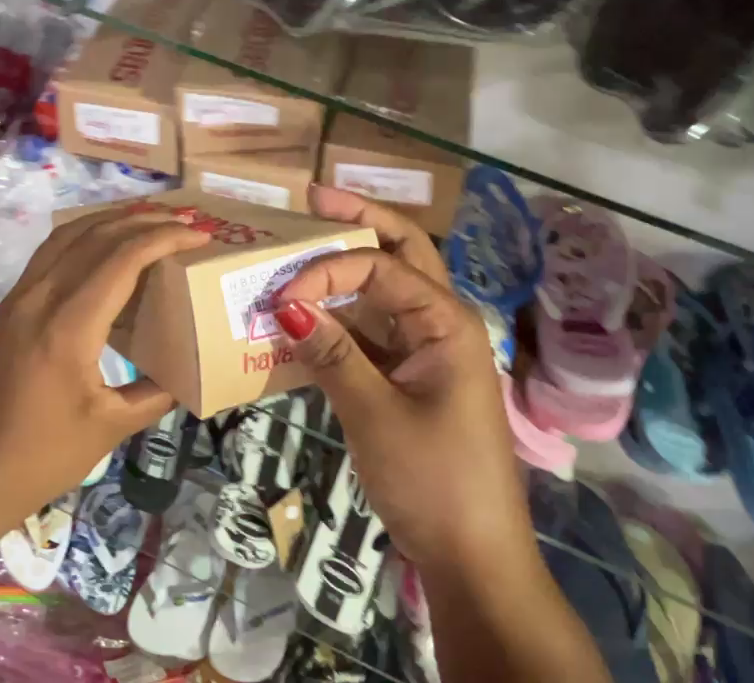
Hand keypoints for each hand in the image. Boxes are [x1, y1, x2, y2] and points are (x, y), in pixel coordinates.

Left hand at [0, 207, 210, 526]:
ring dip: (110, 221)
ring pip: (68, 235)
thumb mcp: (110, 426)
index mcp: (69, 325)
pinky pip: (49, 253)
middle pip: (96, 236)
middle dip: (144, 221)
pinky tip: (103, 246)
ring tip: (149, 220)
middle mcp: (41, 297)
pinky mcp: (10, 307)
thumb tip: (185, 373)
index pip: (123, 258)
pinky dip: (83, 236)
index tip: (201, 234)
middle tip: (184, 219)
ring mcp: (20, 298)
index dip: (164, 238)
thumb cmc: (42, 456)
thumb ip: (154, 393)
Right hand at [274, 187, 535, 575]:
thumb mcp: (375, 414)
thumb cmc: (434, 480)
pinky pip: (373, 331)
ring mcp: (428, 350)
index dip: (326, 270)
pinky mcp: (411, 377)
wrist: (473, 555)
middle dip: (359, 223)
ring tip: (301, 246)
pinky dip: (340, 318)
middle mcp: (441, 323)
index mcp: (447, 322)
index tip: (280, 295)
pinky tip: (304, 316)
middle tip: (312, 198)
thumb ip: (331, 352)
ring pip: (386, 290)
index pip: (380, 268)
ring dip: (346, 269)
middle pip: (402, 253)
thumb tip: (284, 303)